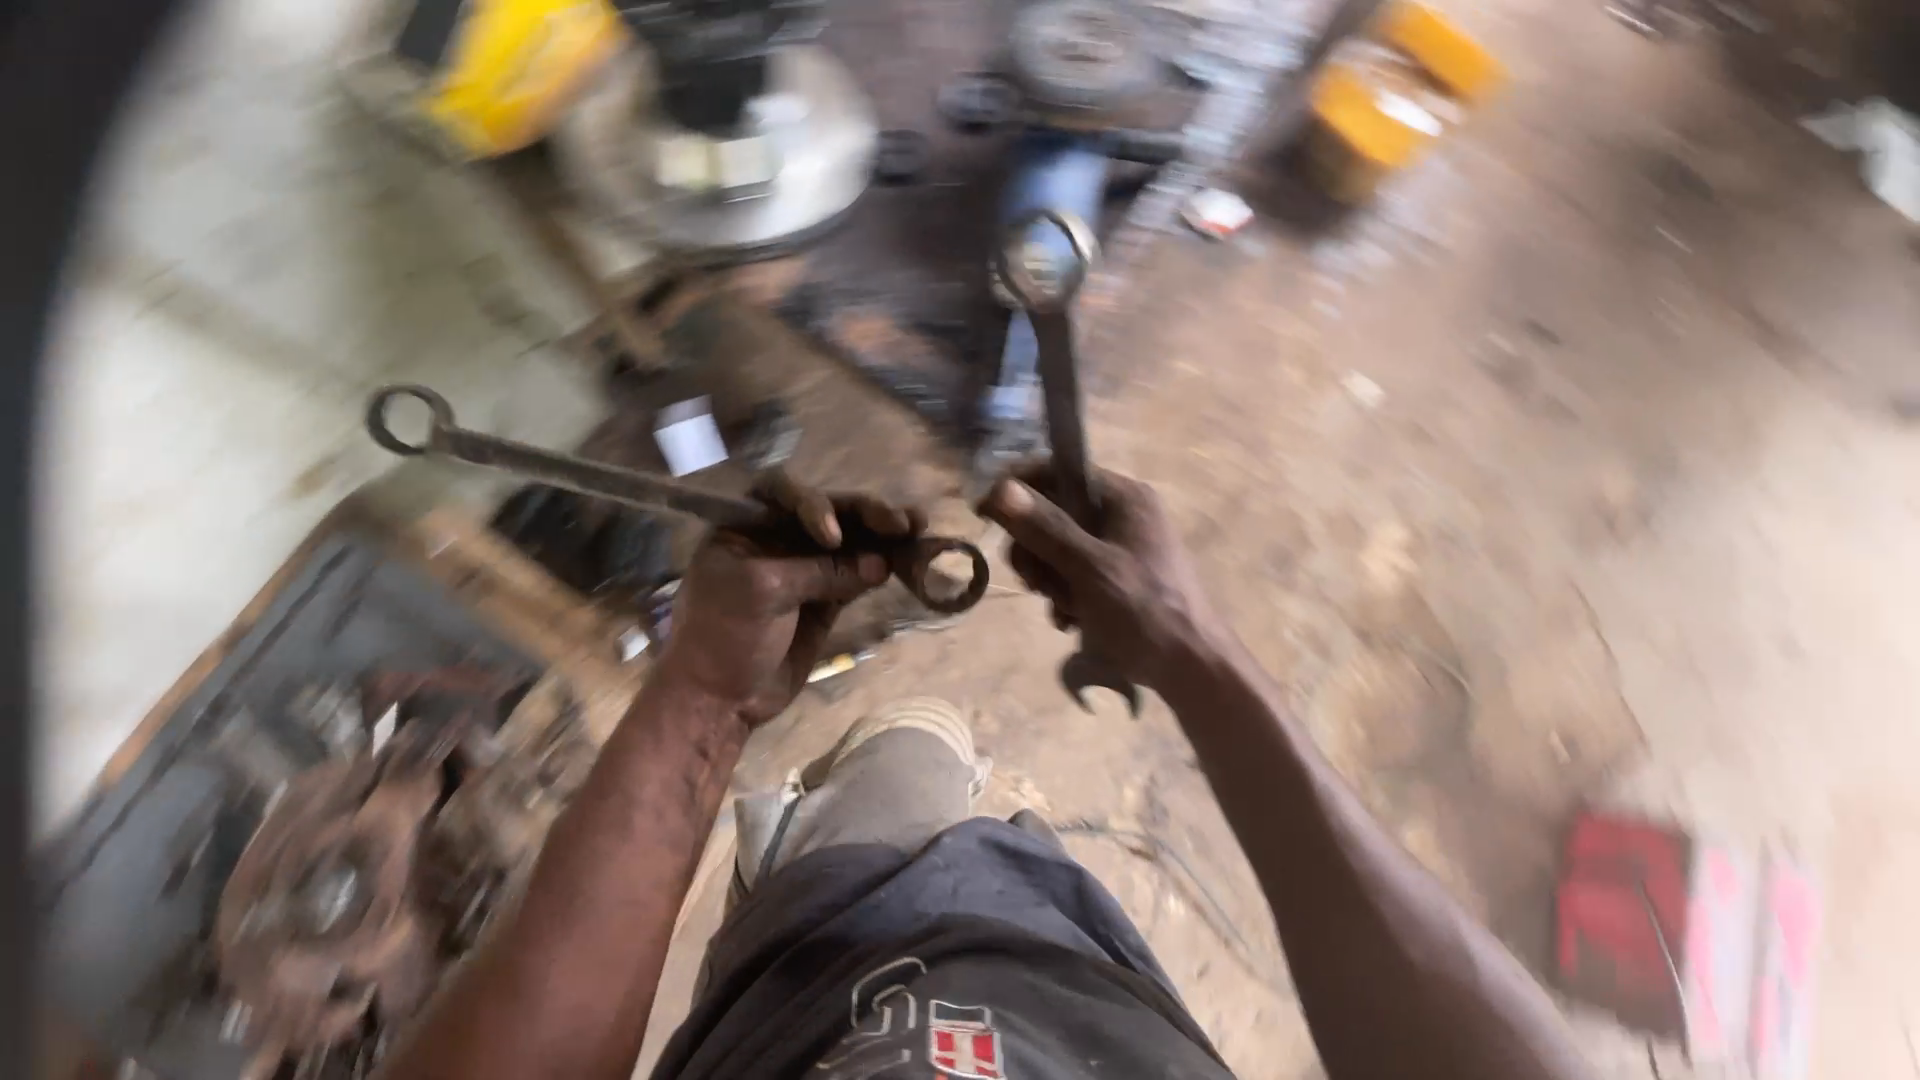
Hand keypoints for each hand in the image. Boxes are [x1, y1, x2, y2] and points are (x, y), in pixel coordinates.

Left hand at [656, 476, 924, 726]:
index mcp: (746, 526)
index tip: (832, 536)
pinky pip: (859, 575)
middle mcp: (778, 538)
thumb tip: (882, 562)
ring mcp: (805, 570)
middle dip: (864, 513)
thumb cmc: (723, 634)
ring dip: (883, 534)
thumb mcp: (763, 591)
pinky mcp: (826, 600)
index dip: (814, 504)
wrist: (718, 698)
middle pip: (829, 512)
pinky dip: (884, 567)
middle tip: (900, 522)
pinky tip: (910, 558)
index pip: (784, 492)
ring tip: (917, 527)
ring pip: (851, 542)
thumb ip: (820, 571)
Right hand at [979, 466, 1222, 690]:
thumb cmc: (1145, 612)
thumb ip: (1046, 528)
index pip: (1058, 470)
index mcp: (1123, 497)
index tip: (985, 515)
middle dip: (1036, 551)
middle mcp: (1121, 513)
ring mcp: (1119, 546)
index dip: (1018, 489)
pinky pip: (1072, 573)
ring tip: (1064, 608)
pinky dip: (1065, 595)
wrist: (1191, 668)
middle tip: (1037, 583)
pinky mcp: (1116, 576)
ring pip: (1057, 548)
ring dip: (1049, 580)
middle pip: (1051, 512)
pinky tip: (1071, 620)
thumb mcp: (1090, 569)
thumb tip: (1000, 489)